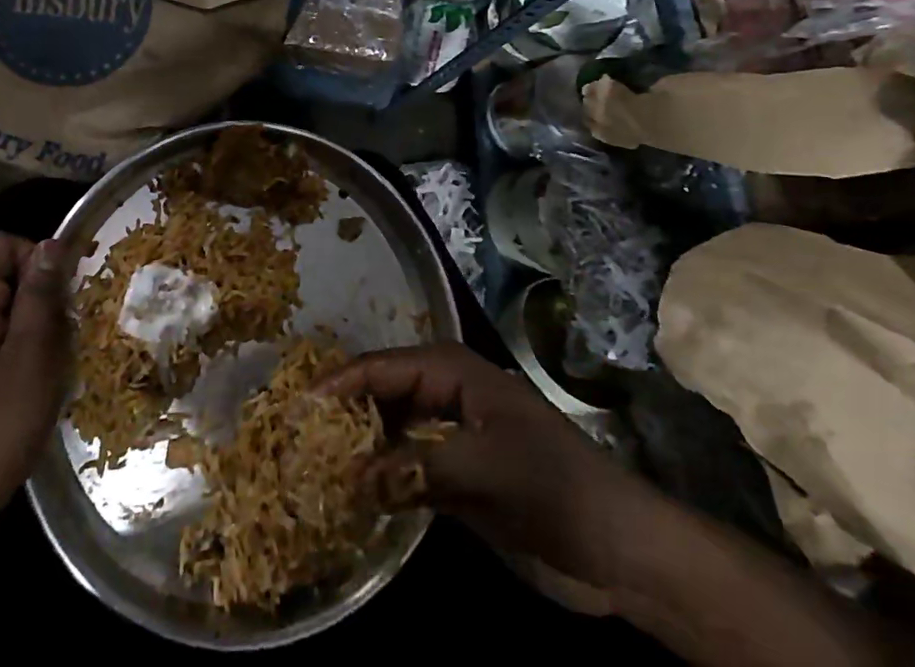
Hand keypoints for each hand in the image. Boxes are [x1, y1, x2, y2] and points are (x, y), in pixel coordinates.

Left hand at [0, 233, 68, 540]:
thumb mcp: (30, 358)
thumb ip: (39, 298)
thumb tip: (51, 244)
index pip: (1, 246)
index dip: (37, 256)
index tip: (66, 292)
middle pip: (4, 275)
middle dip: (43, 293)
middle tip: (67, 332)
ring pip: (6, 308)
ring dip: (38, 322)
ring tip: (57, 358)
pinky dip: (25, 345)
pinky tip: (39, 377)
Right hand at [324, 343, 648, 588]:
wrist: (618, 547)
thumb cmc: (553, 488)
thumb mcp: (482, 470)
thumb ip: (411, 469)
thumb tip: (343, 479)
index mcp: (452, 371)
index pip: (380, 368)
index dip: (337, 386)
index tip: (295, 410)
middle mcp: (444, 393)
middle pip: (379, 393)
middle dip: (341, 413)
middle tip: (296, 437)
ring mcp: (449, 433)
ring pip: (387, 428)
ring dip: (356, 446)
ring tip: (313, 464)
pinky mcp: (453, 473)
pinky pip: (402, 464)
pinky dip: (378, 475)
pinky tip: (351, 492)